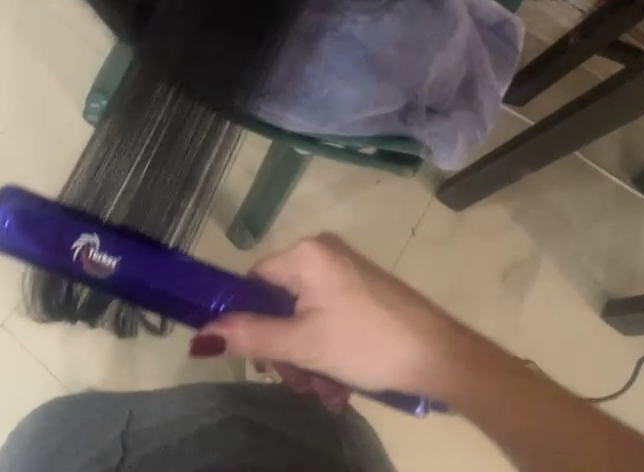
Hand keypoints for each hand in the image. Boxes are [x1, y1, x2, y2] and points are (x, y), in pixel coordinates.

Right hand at [200, 235, 482, 408]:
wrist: (442, 356)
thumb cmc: (367, 343)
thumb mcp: (303, 345)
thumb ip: (251, 337)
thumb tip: (201, 335)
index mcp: (304, 253)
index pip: (253, 283)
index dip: (250, 322)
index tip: (262, 361)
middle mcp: (322, 252)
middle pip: (279, 304)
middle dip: (287, 350)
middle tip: (302, 384)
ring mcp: (345, 270)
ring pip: (305, 316)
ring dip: (309, 358)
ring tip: (328, 392)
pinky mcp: (363, 289)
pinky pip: (328, 316)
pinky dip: (328, 349)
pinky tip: (341, 385)